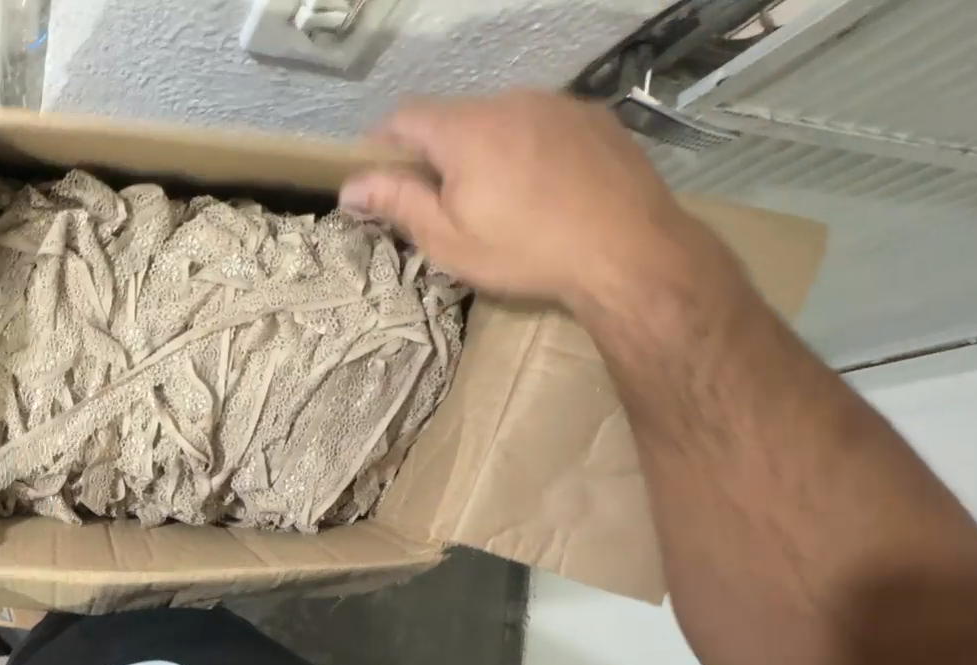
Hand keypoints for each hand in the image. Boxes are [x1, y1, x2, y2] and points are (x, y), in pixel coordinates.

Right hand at [339, 91, 712, 310]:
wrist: (627, 250)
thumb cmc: (524, 250)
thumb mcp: (446, 238)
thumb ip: (396, 201)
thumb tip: (349, 185)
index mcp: (465, 130)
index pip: (404, 116)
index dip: (382, 142)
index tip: (377, 175)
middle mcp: (509, 102)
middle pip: (452, 116)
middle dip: (433, 151)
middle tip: (435, 199)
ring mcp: (556, 104)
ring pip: (497, 118)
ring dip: (480, 148)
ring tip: (491, 195)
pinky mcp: (592, 117)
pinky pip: (538, 123)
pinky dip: (522, 147)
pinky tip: (535, 186)